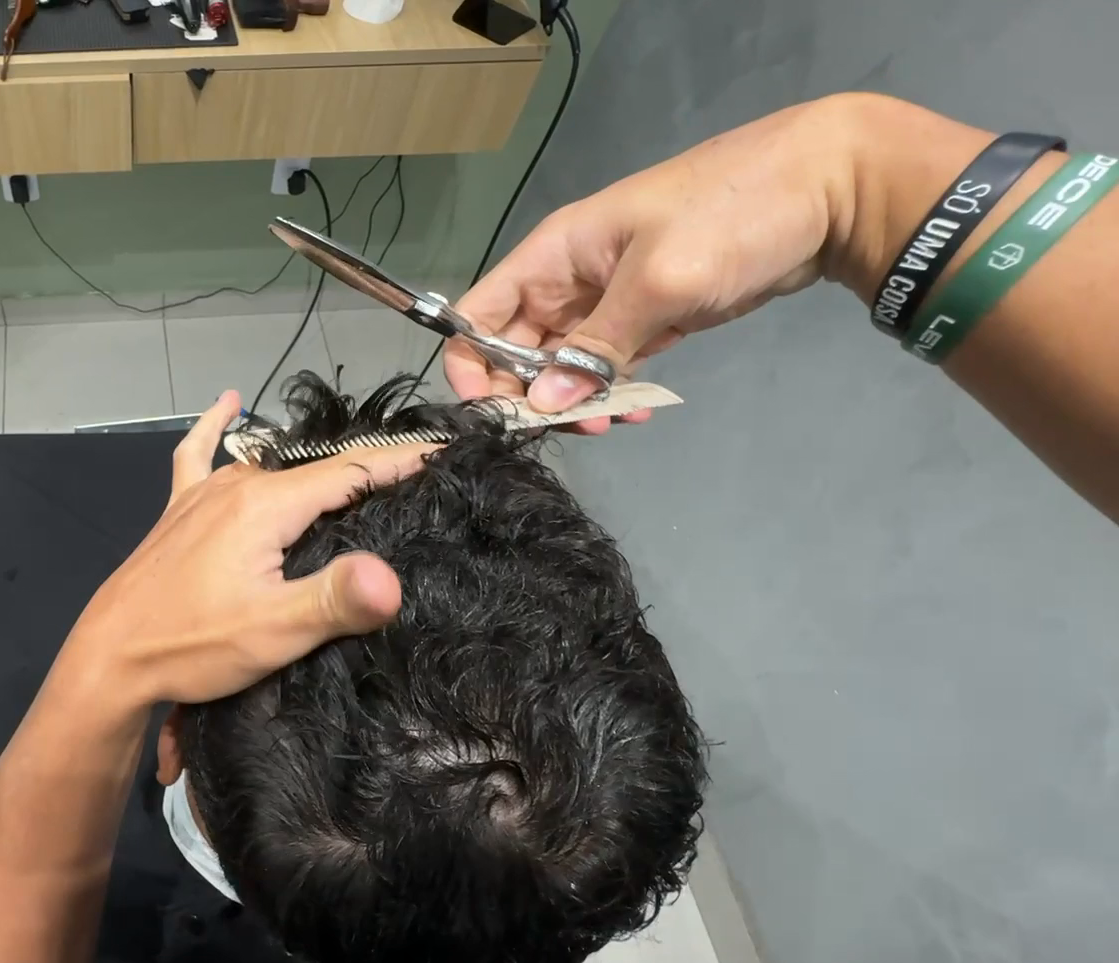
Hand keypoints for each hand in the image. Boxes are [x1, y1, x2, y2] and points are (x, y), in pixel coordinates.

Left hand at [62, 391, 429, 707]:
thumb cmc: (192, 645)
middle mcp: (236, 485)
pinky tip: (226, 404)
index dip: (401, 463)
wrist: (110, 655)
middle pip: (316, 468)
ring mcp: (202, 494)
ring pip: (271, 465)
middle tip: (415, 477)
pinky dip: (215, 428)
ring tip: (358, 468)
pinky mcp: (178, 510)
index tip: (445, 453)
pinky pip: (198, 455)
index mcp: (265, 505)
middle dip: (366, 468)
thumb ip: (333, 600)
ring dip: (316, 465)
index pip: (350, 472)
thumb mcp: (272, 632)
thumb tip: (393, 577)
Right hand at [446, 93, 893, 430]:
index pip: (477, 317)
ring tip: (610, 422)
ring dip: (572, 400)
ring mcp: (602, 304)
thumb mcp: (658, 282)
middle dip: (528, 394)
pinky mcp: (640, 320)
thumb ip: (595, 348)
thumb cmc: (735, 214)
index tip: (496, 410)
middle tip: (567, 427)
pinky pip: (602, 367)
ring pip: (558, 366)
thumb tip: (542, 404)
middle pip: (512, 350)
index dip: (471, 365)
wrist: (839, 187)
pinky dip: (611, 392)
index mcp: (552, 257)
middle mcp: (565, 283)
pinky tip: (637, 409)